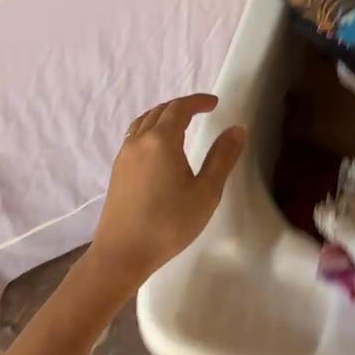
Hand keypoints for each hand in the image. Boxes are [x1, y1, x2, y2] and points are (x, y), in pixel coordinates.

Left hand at [88, 94, 247, 287]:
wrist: (122, 253)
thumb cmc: (169, 224)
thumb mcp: (205, 193)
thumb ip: (222, 158)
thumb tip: (237, 129)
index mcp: (161, 141)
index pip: (179, 108)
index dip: (197, 101)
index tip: (214, 103)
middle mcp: (139, 141)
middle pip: (159, 112)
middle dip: (181, 106)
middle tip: (201, 111)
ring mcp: (124, 156)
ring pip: (143, 123)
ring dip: (163, 116)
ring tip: (180, 124)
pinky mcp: (117, 172)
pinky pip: (134, 137)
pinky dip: (150, 130)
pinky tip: (159, 148)